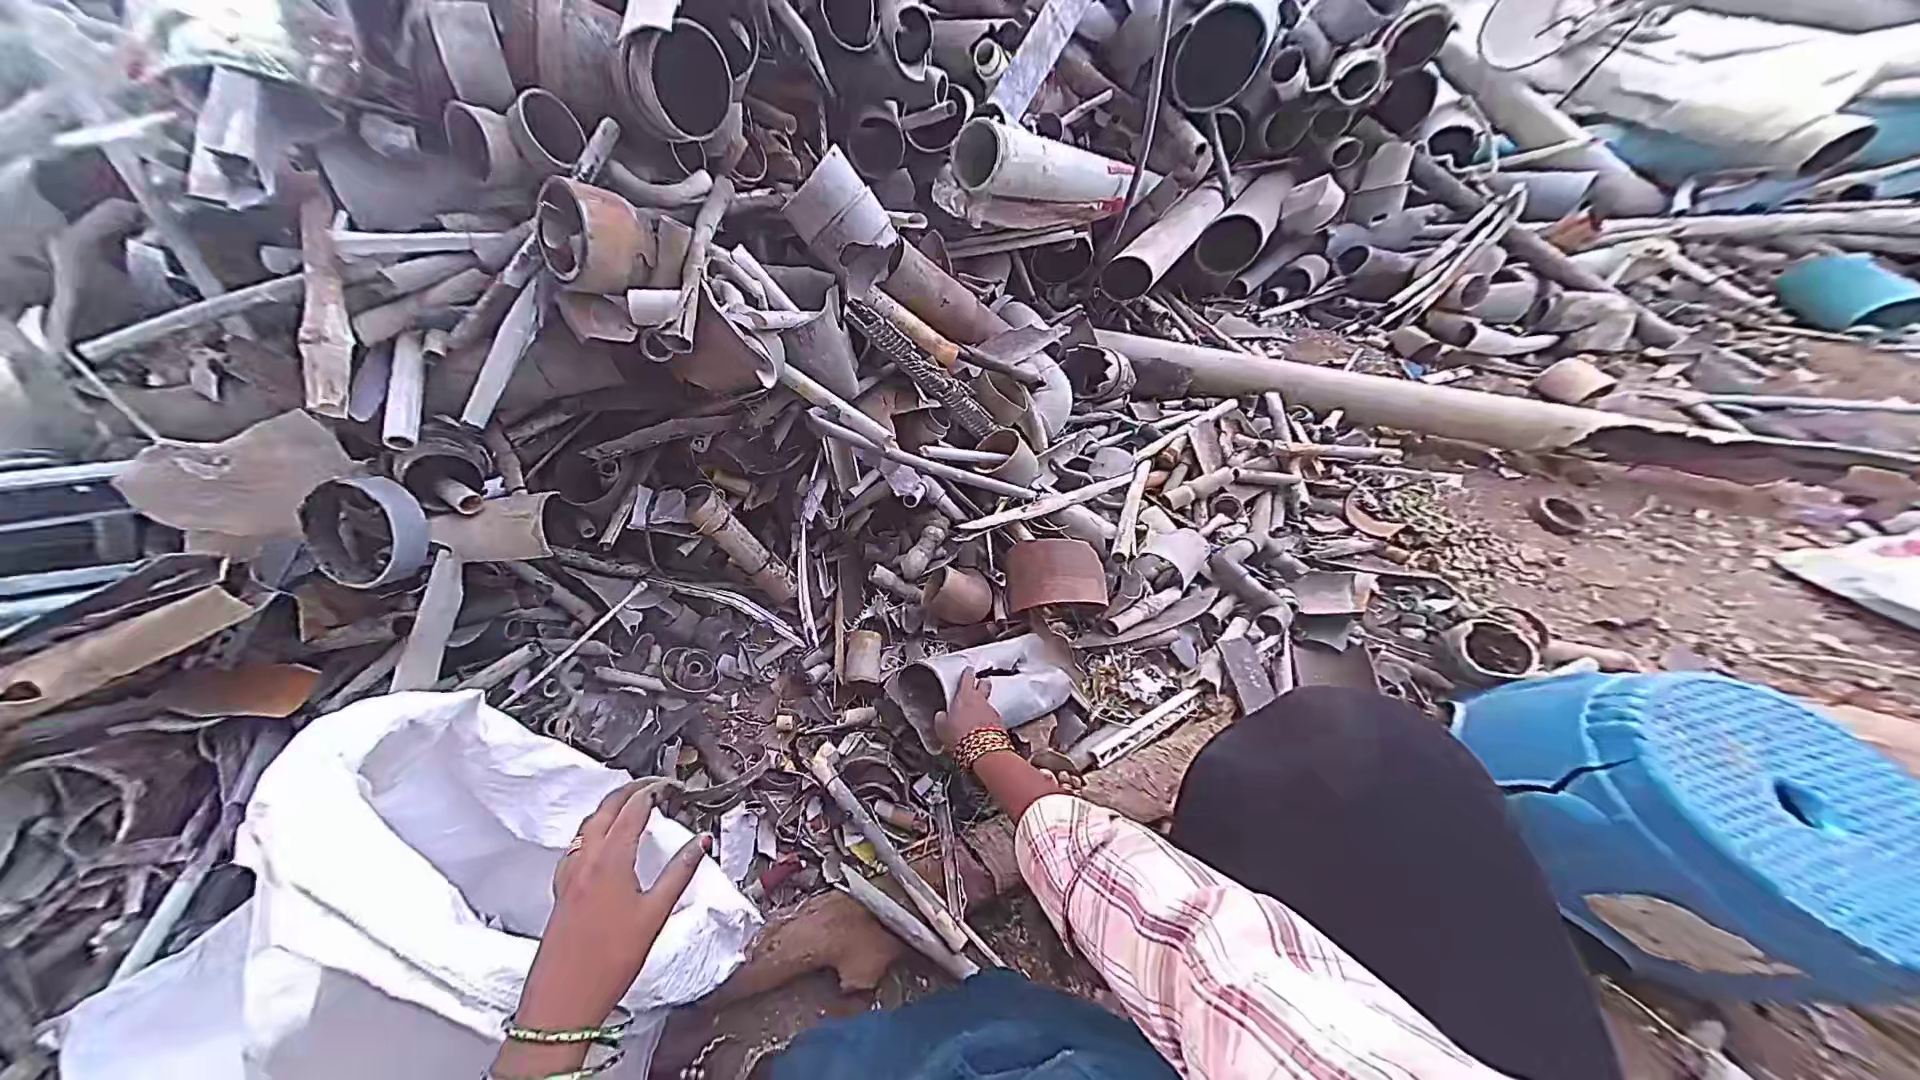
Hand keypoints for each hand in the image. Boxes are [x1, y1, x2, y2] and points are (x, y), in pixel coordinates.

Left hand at [513, 781, 708, 1031]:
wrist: (561, 1005)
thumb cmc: (607, 963)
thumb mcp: (655, 914)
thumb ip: (680, 871)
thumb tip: (700, 842)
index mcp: (609, 861)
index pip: (632, 810)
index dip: (652, 791)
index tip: (669, 786)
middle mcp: (585, 862)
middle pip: (605, 810)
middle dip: (629, 791)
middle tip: (651, 784)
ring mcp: (568, 877)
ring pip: (587, 826)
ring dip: (608, 807)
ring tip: (628, 803)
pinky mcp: (561, 893)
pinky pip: (575, 847)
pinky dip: (592, 831)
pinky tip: (600, 843)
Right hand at [933, 667, 1003, 753]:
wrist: (984, 753)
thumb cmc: (961, 738)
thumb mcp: (942, 729)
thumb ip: (941, 720)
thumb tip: (941, 717)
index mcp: (964, 697)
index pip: (967, 678)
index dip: (968, 673)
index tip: (968, 670)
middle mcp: (980, 700)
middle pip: (984, 684)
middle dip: (982, 682)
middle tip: (980, 683)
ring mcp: (992, 711)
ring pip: (990, 702)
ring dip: (985, 705)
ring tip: (979, 712)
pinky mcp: (1001, 724)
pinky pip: (994, 717)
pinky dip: (990, 719)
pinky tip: (985, 727)